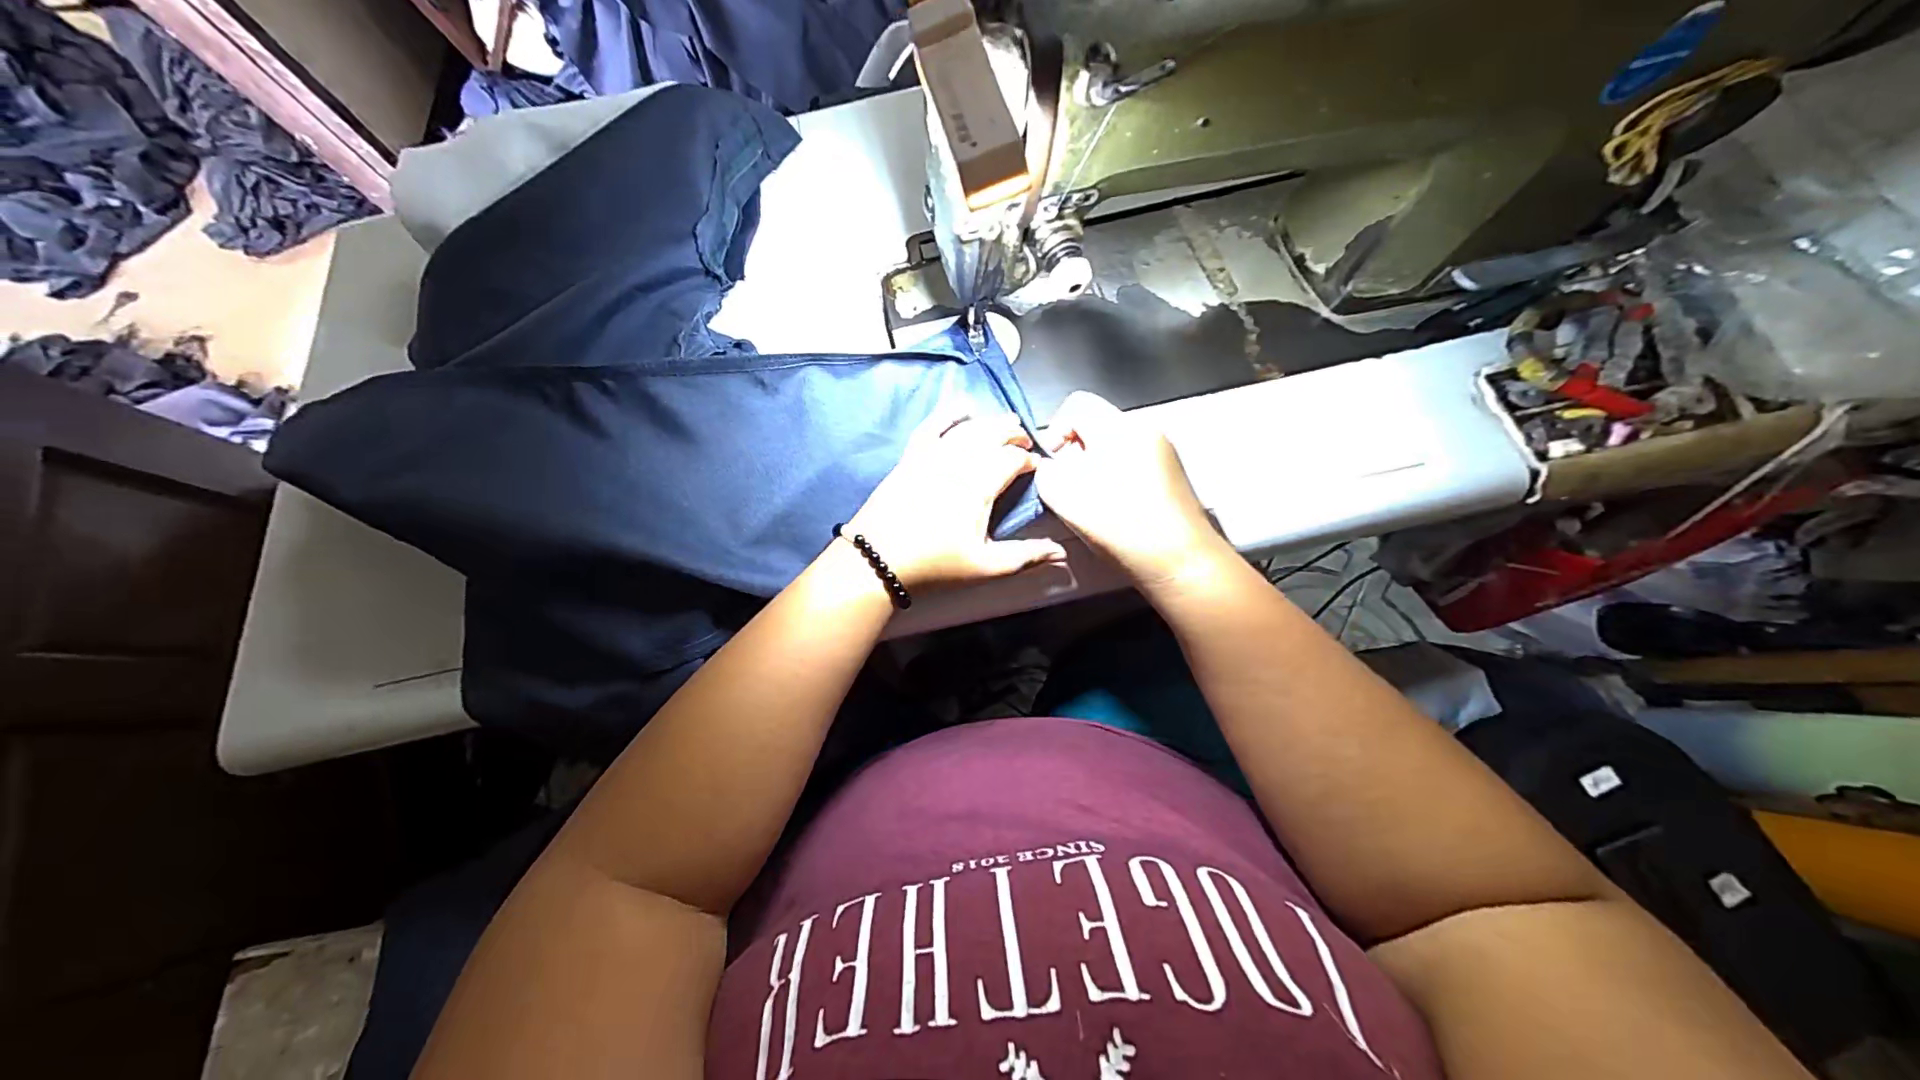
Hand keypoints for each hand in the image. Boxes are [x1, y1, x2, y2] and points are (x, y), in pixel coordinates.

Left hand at [842, 411, 1067, 588]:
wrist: (876, 559)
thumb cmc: (934, 565)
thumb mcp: (985, 566)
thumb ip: (1025, 555)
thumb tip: (1059, 552)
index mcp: (979, 486)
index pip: (1012, 459)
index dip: (1028, 459)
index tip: (1036, 466)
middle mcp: (957, 463)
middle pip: (992, 435)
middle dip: (1013, 434)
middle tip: (1025, 441)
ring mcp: (931, 457)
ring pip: (967, 429)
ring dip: (990, 423)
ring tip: (1006, 422)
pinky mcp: (910, 458)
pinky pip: (932, 426)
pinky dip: (948, 413)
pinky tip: (961, 407)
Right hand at [1033, 392, 1229, 586]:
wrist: (1182, 565)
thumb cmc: (1127, 530)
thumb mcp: (1067, 499)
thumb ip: (1046, 473)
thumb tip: (1048, 466)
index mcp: (1123, 428)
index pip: (1075, 409)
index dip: (1054, 436)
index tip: (1051, 467)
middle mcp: (1146, 433)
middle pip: (1094, 431)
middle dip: (1074, 458)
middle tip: (1069, 491)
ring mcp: (1162, 455)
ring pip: (1110, 451)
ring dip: (1093, 474)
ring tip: (1091, 507)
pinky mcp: (1169, 479)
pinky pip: (1129, 468)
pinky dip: (1113, 485)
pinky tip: (1113, 514)